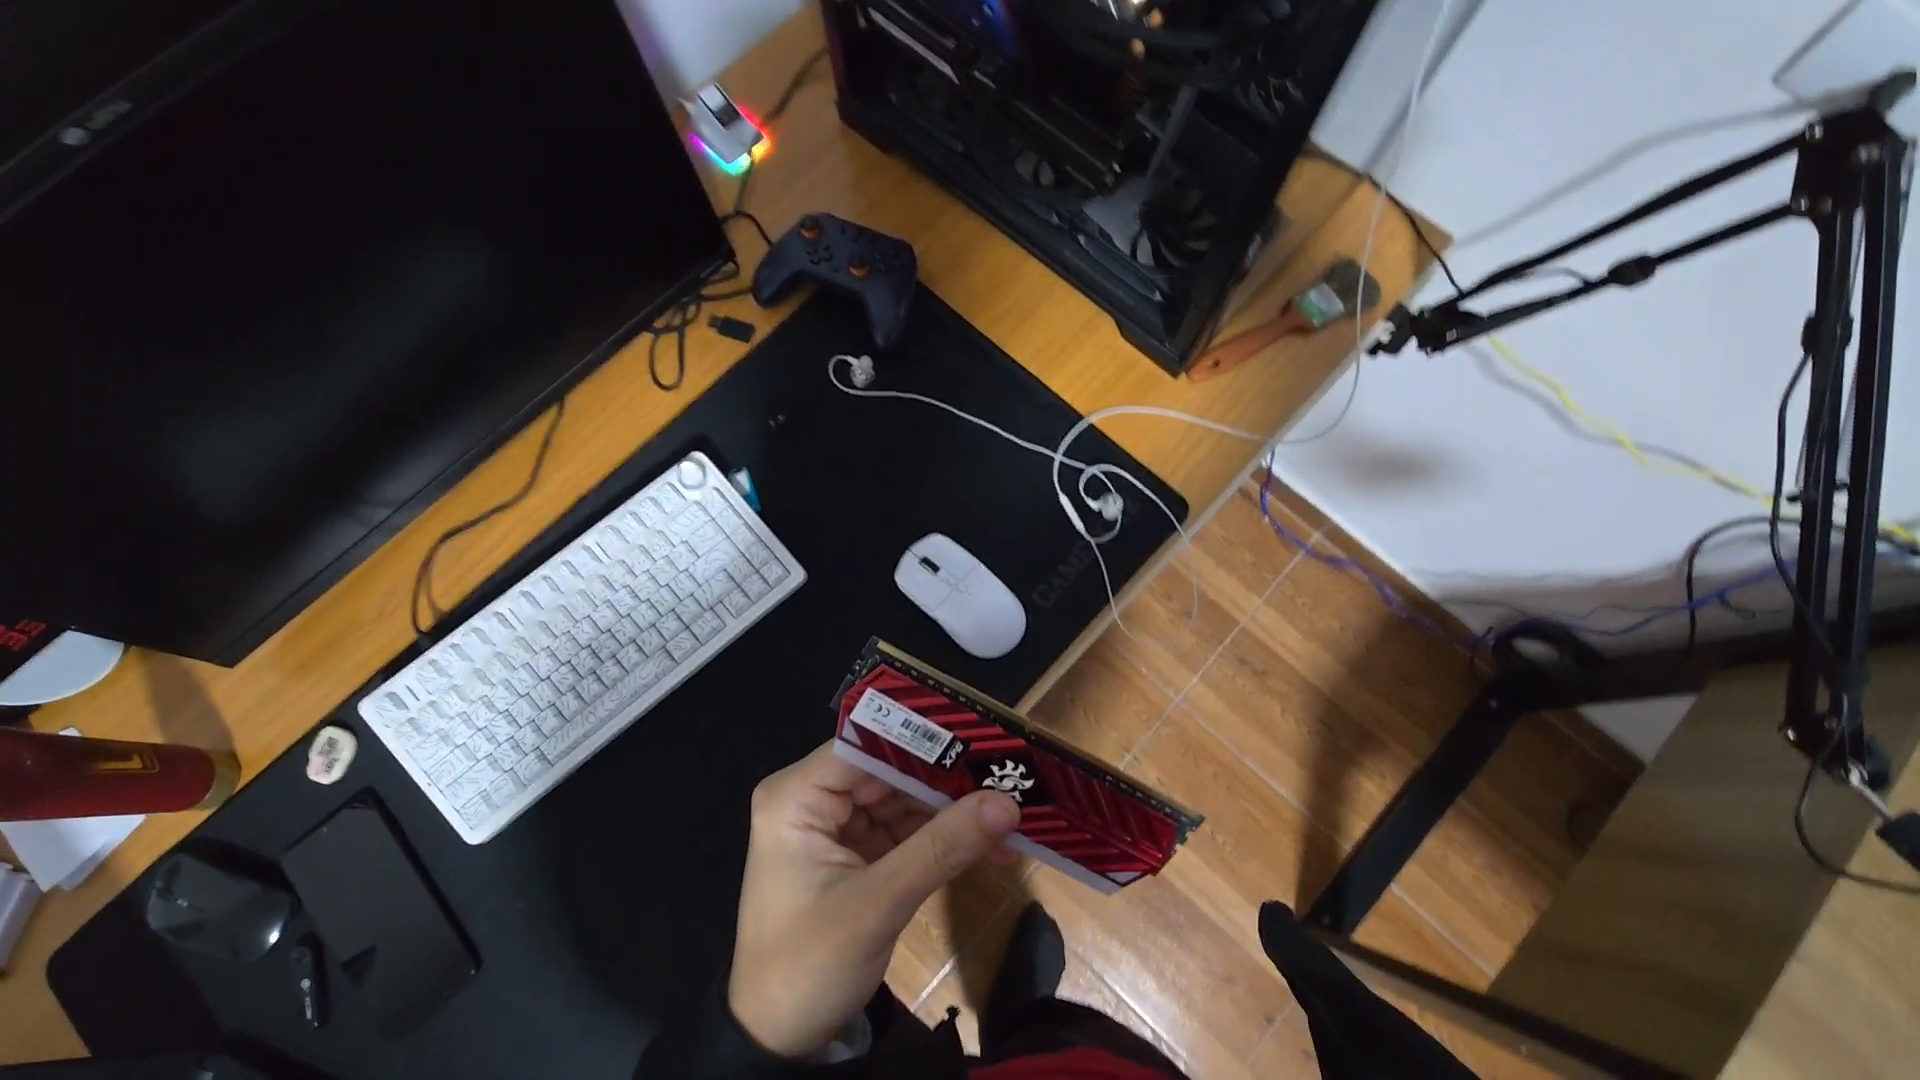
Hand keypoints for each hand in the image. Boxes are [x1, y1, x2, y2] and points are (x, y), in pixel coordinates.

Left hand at [727, 742, 1022, 1058]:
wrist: (778, 1040)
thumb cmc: (808, 965)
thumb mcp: (877, 904)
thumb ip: (940, 849)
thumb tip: (1007, 803)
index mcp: (796, 797)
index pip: (866, 745)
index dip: (924, 741)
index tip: (985, 741)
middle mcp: (813, 800)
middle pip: (890, 770)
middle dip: (949, 779)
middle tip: (1013, 777)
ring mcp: (837, 828)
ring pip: (904, 800)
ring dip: (954, 811)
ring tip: (1016, 810)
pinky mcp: (856, 856)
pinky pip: (906, 833)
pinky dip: (944, 839)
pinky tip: (992, 842)